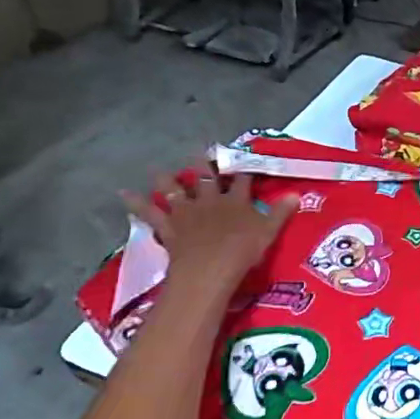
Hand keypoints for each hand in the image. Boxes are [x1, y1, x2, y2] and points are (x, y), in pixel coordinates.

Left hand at [123, 166, 297, 287]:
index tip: (242, 156)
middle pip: (206, 178)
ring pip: (175, 190)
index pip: (241, 180)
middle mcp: (210, 200)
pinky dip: (136, 203)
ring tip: (159, 171)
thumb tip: (296, 195)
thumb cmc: (243, 252)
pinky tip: (123, 193)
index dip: (242, 168)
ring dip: (167, 180)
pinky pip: (149, 212)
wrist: (211, 268)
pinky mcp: (169, 227)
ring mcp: (187, 212)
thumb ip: (281, 213)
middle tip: (199, 151)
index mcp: (236, 201)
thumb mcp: (269, 233)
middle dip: (203, 164)